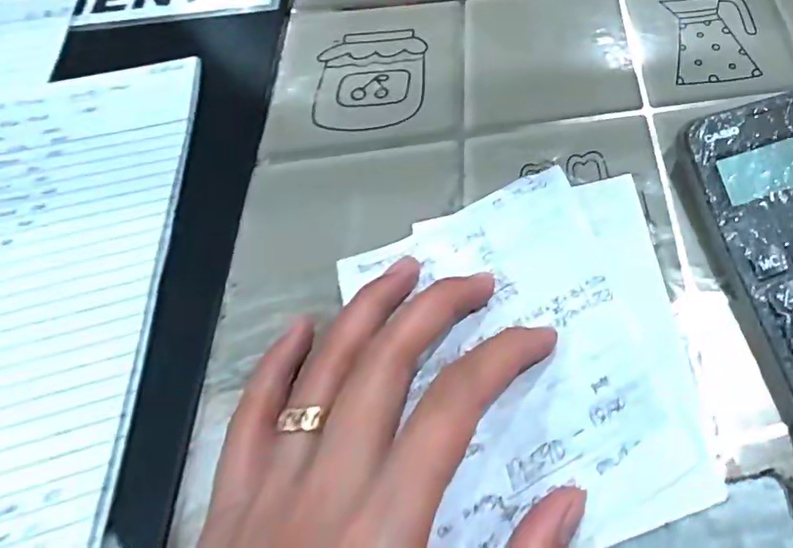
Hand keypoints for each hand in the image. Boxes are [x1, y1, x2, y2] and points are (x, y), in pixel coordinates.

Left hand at [198, 258, 584, 547]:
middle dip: (440, 308)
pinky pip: (246, 425)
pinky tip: (302, 328)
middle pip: (389, 364)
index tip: (540, 338)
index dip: (506, 354)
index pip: (457, 401)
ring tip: (407, 269)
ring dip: (367, 311)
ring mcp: (264, 500)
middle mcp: (326, 492)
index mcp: (386, 522)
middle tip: (480, 282)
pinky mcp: (220, 520)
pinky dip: (277, 368)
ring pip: (320, 375)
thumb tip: (572, 495)